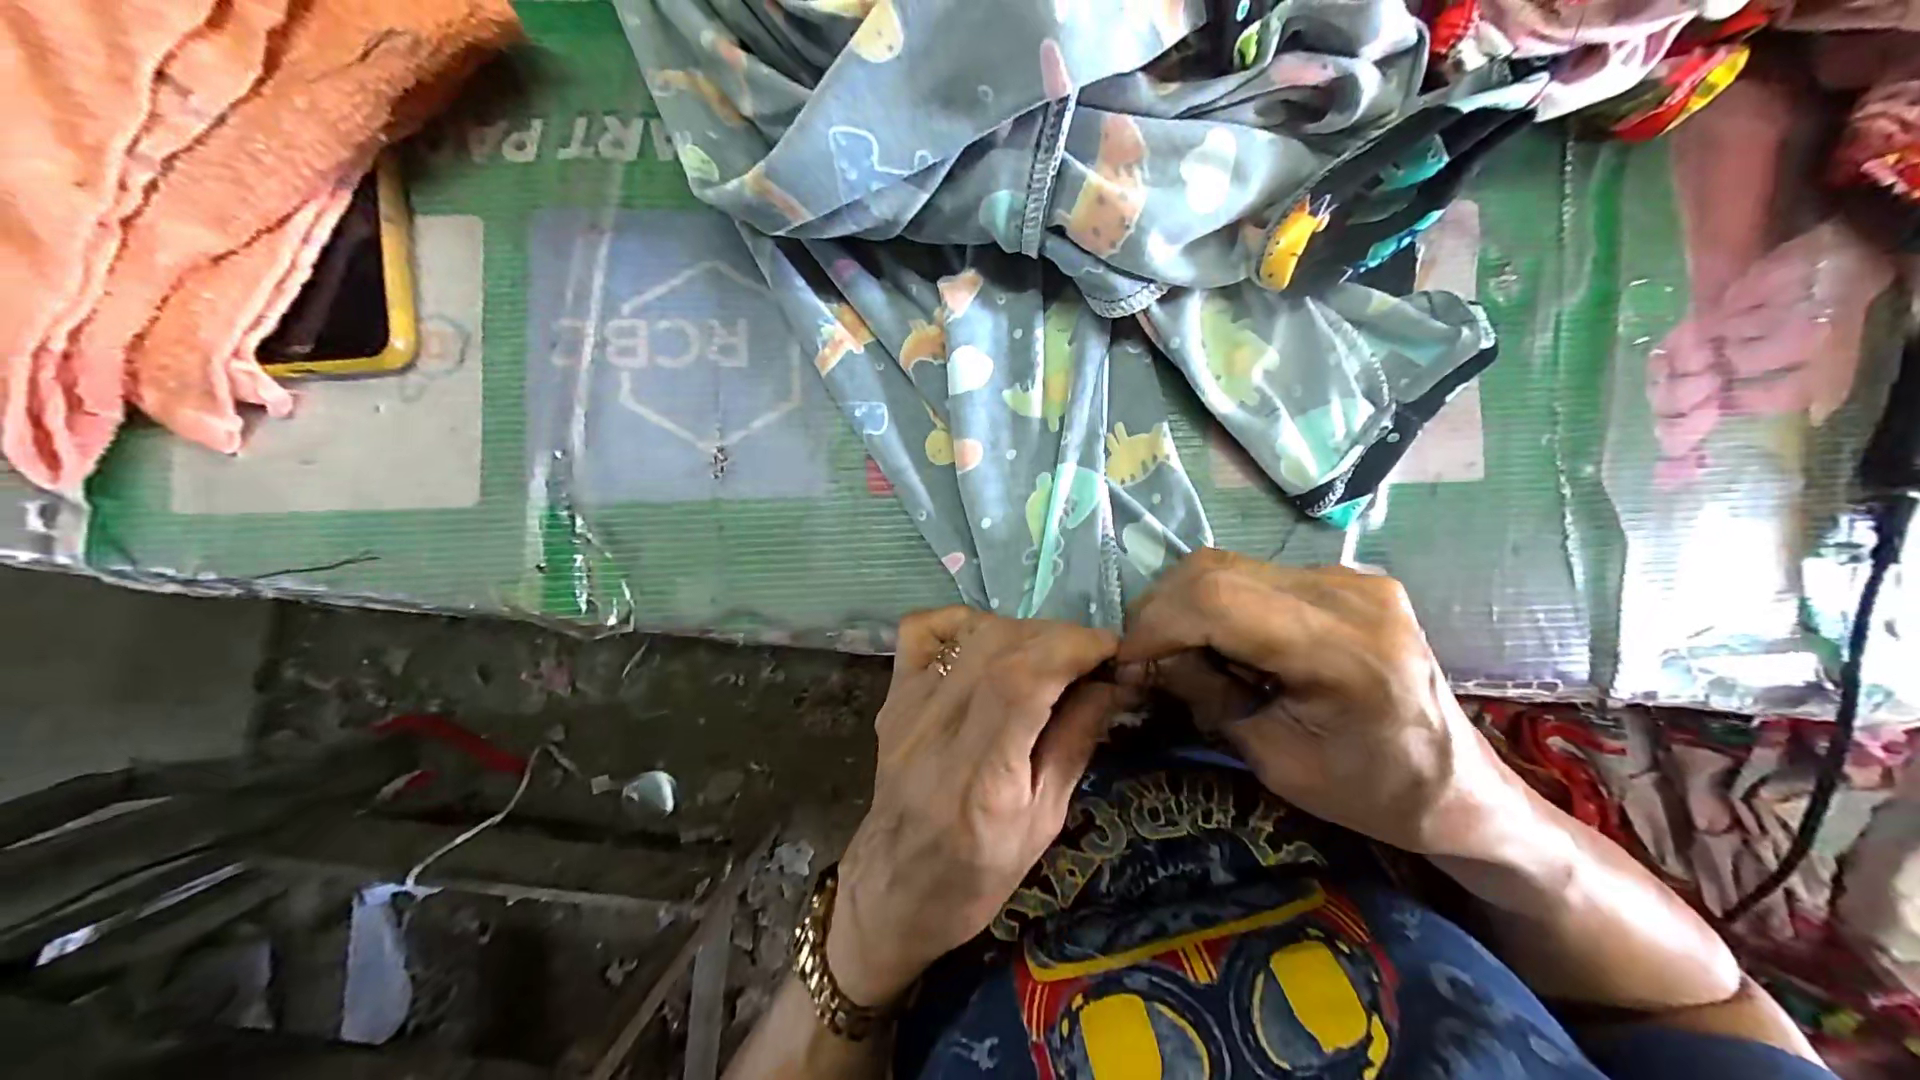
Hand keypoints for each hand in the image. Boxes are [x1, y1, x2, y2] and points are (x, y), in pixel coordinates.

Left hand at [829, 607, 1122, 1007]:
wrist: (894, 888)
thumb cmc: (977, 873)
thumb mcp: (1044, 822)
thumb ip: (1074, 743)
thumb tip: (1110, 682)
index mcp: (980, 777)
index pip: (1020, 680)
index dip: (1072, 647)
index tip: (1112, 649)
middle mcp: (937, 730)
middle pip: (999, 645)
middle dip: (1059, 637)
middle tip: (1089, 658)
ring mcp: (907, 707)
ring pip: (971, 632)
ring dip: (1025, 631)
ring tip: (1049, 657)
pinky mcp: (893, 697)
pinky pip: (924, 630)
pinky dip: (965, 622)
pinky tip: (990, 646)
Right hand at [1116, 548, 1514, 855]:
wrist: (1459, 787)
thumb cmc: (1371, 793)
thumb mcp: (1275, 760)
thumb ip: (1207, 697)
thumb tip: (1144, 660)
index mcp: (1344, 648)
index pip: (1218, 601)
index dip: (1156, 625)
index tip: (1125, 664)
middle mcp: (1349, 593)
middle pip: (1215, 570)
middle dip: (1160, 612)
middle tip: (1143, 660)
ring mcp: (1351, 578)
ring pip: (1227, 565)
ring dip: (1184, 605)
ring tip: (1175, 652)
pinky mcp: (1345, 579)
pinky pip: (1253, 575)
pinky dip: (1215, 604)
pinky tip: (1217, 642)